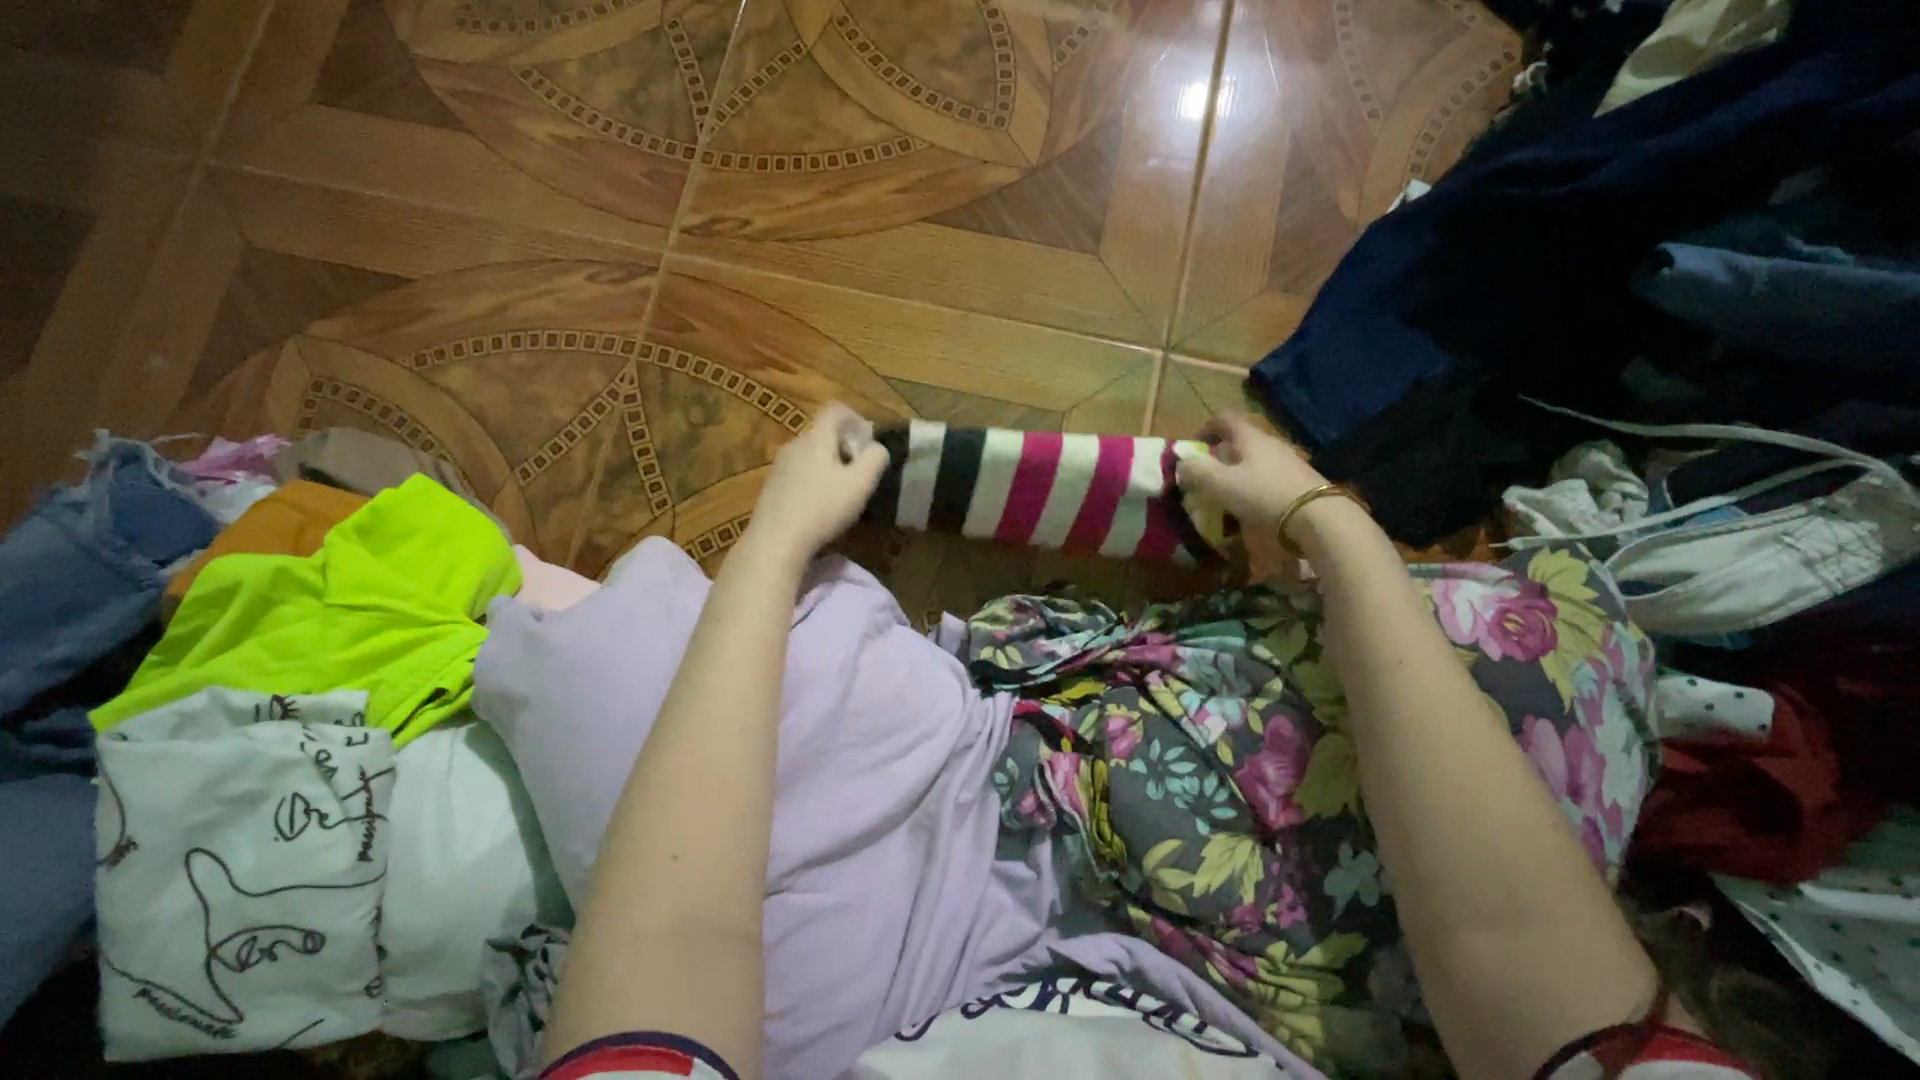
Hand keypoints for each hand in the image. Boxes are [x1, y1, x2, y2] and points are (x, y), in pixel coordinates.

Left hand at [738, 402, 889, 566]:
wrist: (776, 540)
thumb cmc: (823, 508)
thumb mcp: (861, 483)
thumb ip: (875, 458)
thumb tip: (877, 447)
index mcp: (816, 438)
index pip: (836, 410)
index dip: (856, 419)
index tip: (868, 442)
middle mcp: (795, 444)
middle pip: (823, 432)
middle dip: (845, 446)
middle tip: (860, 472)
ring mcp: (779, 465)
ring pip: (810, 454)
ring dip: (829, 465)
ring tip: (841, 492)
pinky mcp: (771, 486)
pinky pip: (798, 472)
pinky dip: (813, 480)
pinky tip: (819, 506)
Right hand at [1175, 411, 1329, 525]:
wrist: (1318, 516)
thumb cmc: (1264, 494)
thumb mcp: (1222, 484)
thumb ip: (1197, 471)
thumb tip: (1182, 462)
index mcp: (1249, 437)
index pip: (1224, 418)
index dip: (1205, 428)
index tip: (1193, 449)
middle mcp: (1270, 443)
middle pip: (1240, 441)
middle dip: (1219, 456)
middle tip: (1206, 478)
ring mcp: (1288, 461)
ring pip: (1254, 460)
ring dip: (1237, 474)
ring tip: (1226, 497)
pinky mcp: (1299, 481)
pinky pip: (1269, 477)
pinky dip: (1254, 487)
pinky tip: (1251, 508)